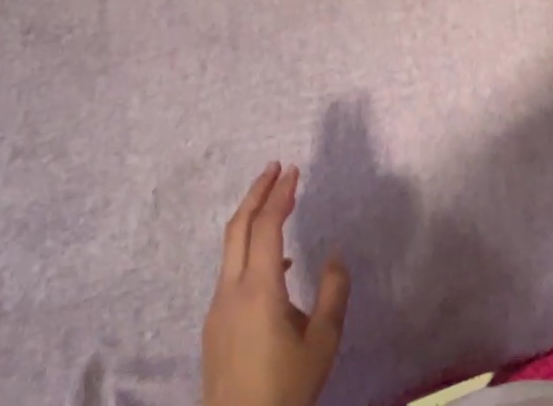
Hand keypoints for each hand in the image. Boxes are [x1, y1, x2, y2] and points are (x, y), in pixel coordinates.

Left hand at [203, 163, 350, 405]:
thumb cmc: (286, 386)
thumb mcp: (323, 340)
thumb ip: (333, 292)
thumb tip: (336, 254)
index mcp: (259, 289)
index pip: (267, 227)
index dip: (280, 194)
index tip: (294, 169)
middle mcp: (231, 291)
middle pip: (237, 228)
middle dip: (256, 193)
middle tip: (276, 167)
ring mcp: (218, 308)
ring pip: (231, 249)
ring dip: (252, 219)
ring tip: (279, 203)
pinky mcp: (216, 325)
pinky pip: (232, 272)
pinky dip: (251, 249)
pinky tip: (279, 264)